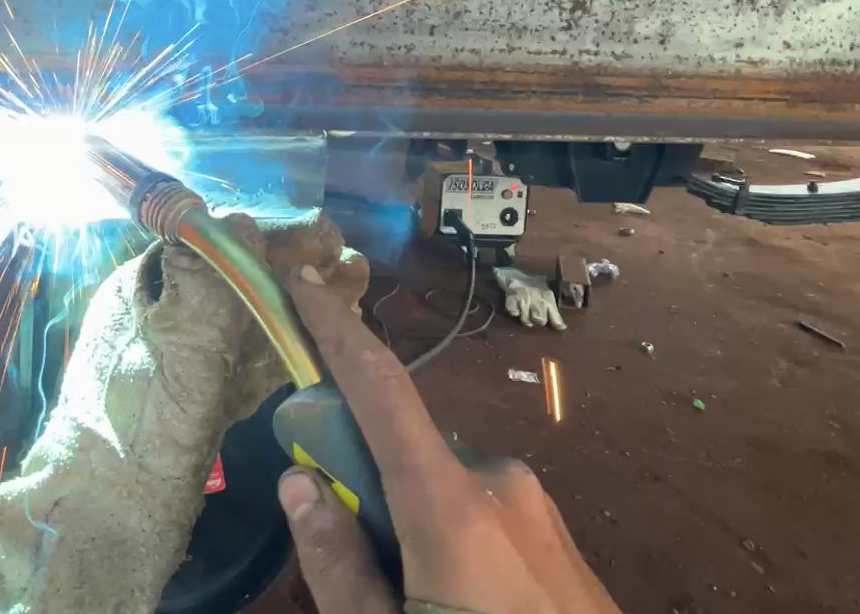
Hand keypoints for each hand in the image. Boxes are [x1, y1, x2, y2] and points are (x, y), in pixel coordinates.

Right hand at [278, 269, 620, 613]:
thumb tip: (297, 486)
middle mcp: (497, 483)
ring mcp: (538, 509)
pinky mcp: (561, 539)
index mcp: (449, 504)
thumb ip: (338, 566)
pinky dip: (452, 537)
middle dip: (366, 479)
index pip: (380, 386)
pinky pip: (486, 515)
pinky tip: (462, 604)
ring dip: (412, 520)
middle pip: (406, 452)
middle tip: (354, 546)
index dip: (336, 327)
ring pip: (444, 489)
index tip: (304, 278)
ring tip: (414, 594)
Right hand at [494, 267, 567, 329]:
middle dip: (538, 320)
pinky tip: (515, 308)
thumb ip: (553, 310)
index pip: (555, 317)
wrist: (516, 270)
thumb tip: (561, 326)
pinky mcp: (511, 299)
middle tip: (535, 316)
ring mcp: (524, 301)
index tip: (559, 327)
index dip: (557, 324)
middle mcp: (537, 302)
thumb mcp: (547, 293)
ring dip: (526, 319)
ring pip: (526, 320)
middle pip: (540, 321)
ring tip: (525, 313)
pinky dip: (514, 311)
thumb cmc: (534, 283)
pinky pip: (513, 312)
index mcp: (547, 299)